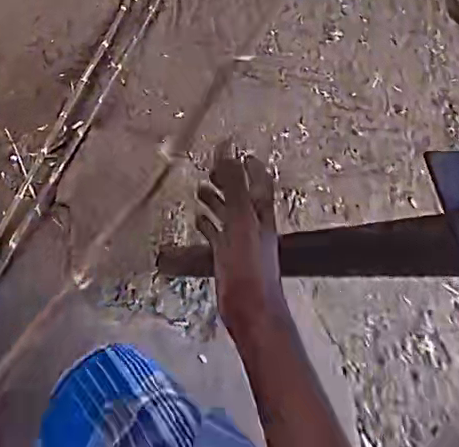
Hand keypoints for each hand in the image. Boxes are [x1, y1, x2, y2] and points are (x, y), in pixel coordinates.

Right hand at [196, 146, 286, 331]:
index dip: (249, 164)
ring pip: (227, 212)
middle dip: (228, 178)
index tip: (234, 150)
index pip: (258, 179)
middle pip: (241, 193)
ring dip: (216, 198)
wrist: (251, 310)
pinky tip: (197, 218)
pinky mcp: (227, 255)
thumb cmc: (249, 263)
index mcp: (260, 211)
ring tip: (200, 188)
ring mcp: (240, 240)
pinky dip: (207, 222)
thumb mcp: (241, 217)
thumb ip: (233, 182)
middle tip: (212, 166)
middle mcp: (252, 223)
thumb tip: (227, 148)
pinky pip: (216, 232)